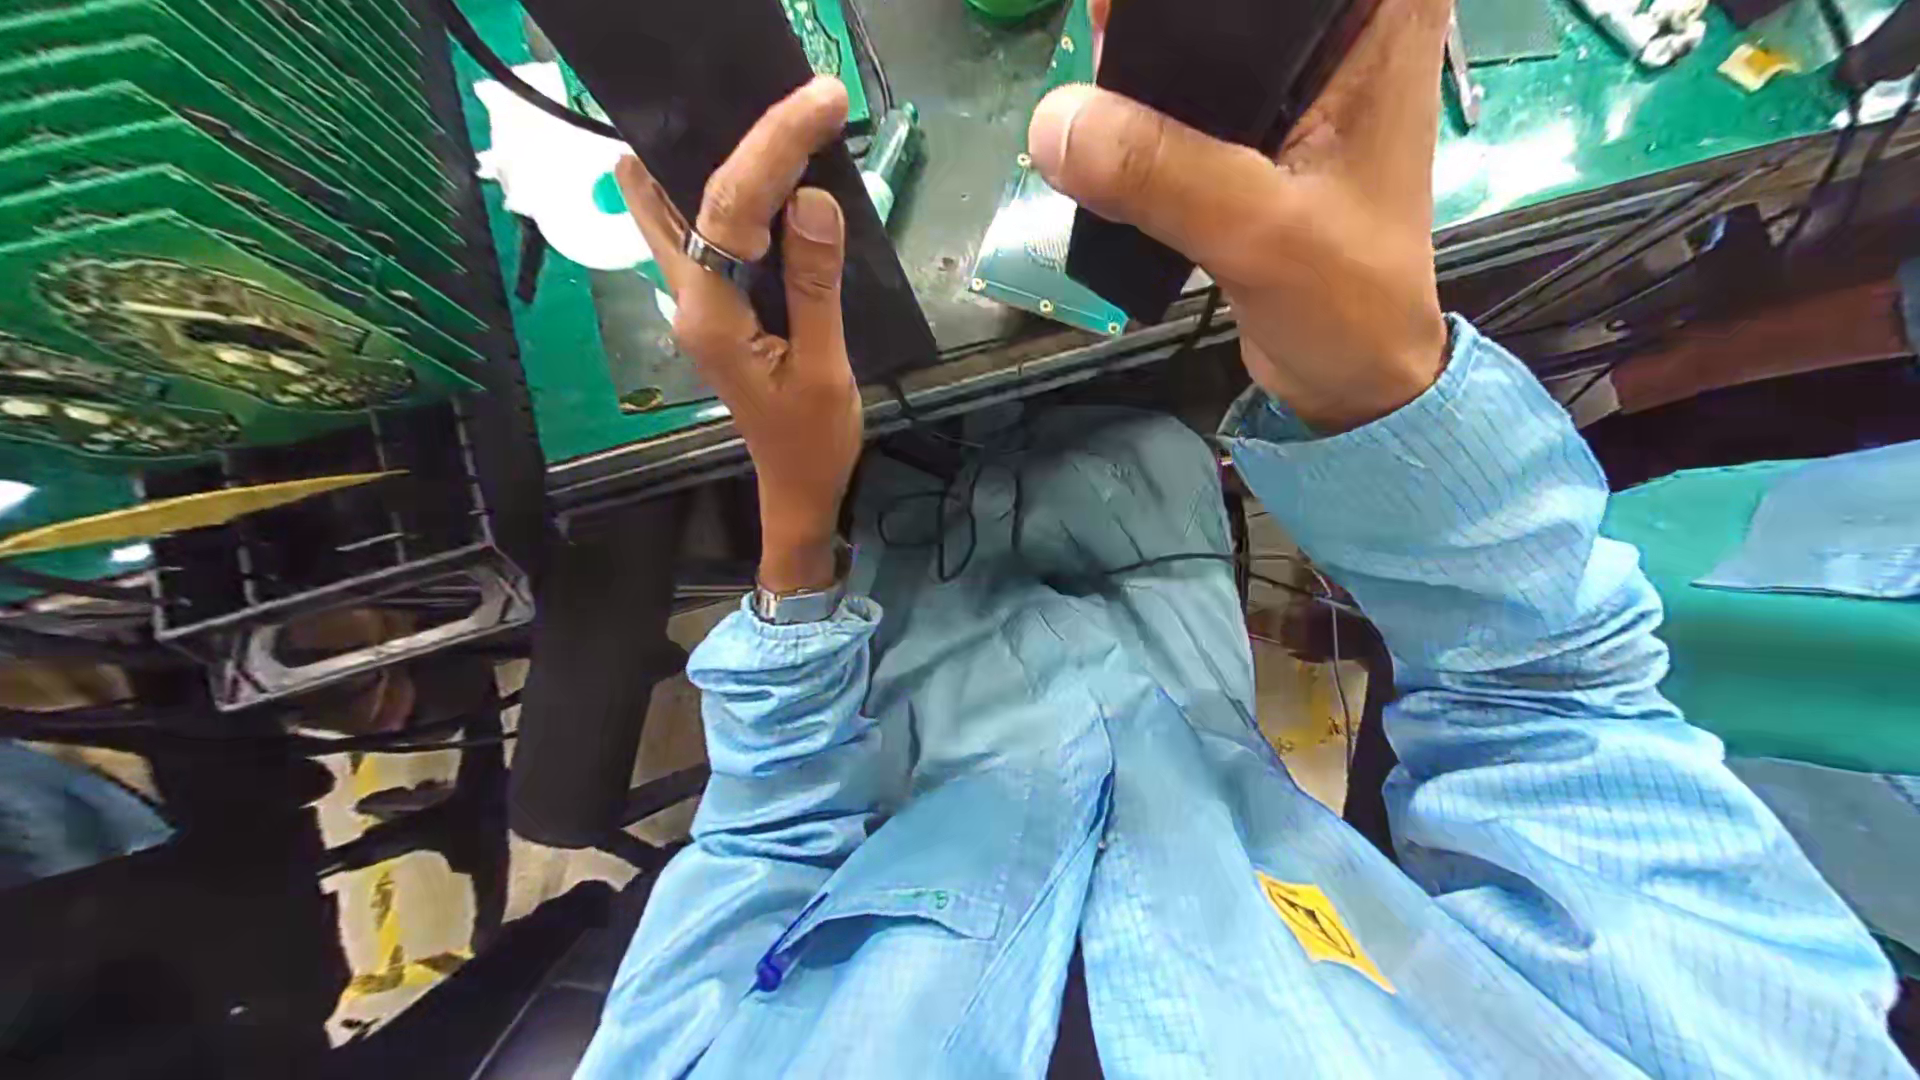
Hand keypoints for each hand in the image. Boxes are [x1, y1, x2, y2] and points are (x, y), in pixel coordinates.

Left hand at [617, 77, 859, 591]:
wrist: (797, 486)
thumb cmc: (814, 441)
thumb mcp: (824, 369)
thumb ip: (814, 287)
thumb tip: (812, 200)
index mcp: (713, 316)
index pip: (730, 208)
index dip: (774, 148)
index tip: (821, 102)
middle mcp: (689, 299)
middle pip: (688, 194)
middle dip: (738, 142)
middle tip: (795, 105)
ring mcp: (697, 304)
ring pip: (677, 209)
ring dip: (713, 160)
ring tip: (769, 128)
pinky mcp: (715, 309)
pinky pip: (702, 234)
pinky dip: (723, 196)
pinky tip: (753, 179)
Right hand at [1028, 0, 1452, 432]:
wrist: (1350, 374)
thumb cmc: (1343, 301)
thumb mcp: (1257, 230)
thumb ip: (1162, 173)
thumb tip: (1052, 123)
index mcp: (1373, 10)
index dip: (1175, 5)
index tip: (1108, 25)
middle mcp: (1333, 29)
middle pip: (1212, 9)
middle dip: (1144, 33)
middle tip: (1090, 78)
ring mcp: (1287, 89)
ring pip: (1188, 54)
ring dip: (1131, 83)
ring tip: (1088, 121)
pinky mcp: (1251, 141)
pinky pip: (1177, 111)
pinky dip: (1135, 129)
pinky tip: (1103, 151)